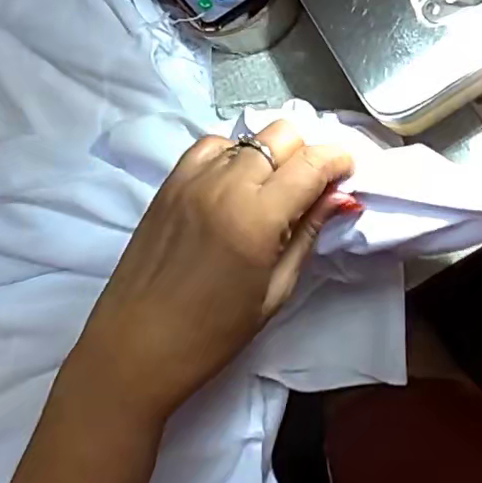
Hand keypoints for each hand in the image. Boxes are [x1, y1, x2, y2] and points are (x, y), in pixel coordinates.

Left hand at [67, 121, 355, 419]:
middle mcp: (226, 184)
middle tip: (309, 187)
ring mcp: (193, 178)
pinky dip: (232, 155)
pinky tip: (234, 183)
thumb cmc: (213, 333)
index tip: (346, 174)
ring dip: (270, 154)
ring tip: (270, 189)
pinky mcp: (170, 182)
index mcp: (257, 217)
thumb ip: (309, 232)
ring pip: (248, 136)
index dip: (338, 161)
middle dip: (306, 153)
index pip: (312, 162)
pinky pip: (211, 146)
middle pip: (282, 134)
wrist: (135, 347)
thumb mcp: (275, 290)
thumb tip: (341, 197)